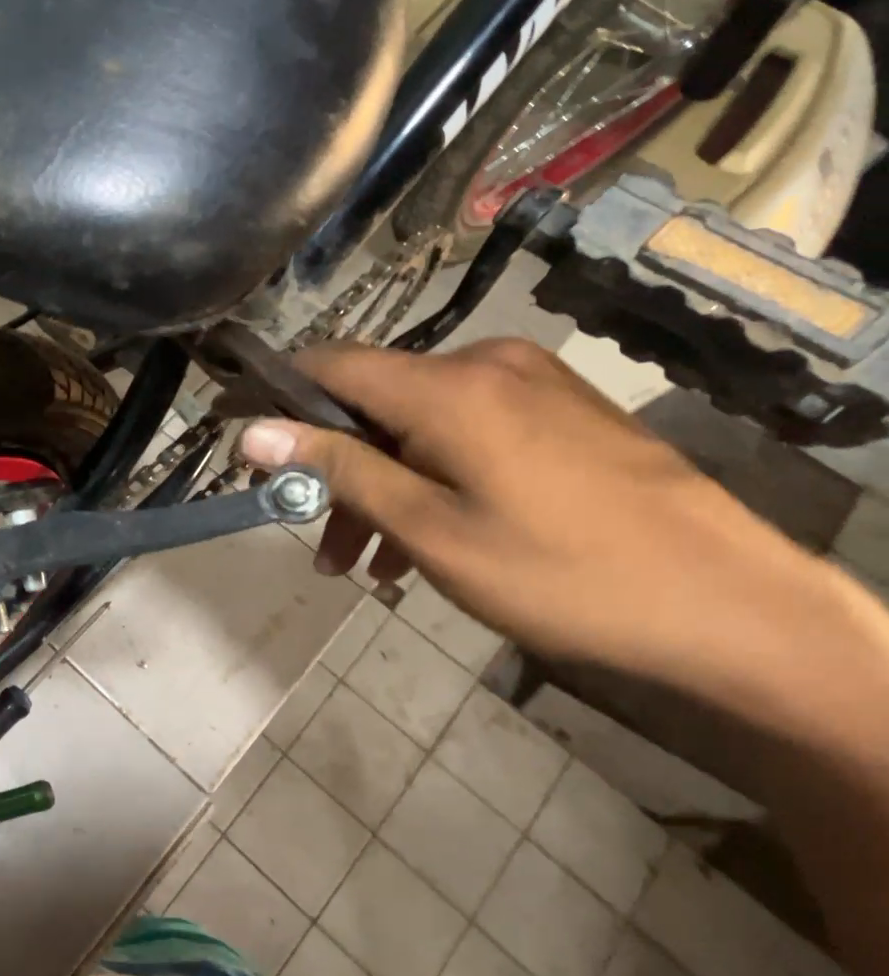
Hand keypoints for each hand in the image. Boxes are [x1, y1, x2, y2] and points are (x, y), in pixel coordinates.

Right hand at [236, 338, 856, 674]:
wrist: (736, 611)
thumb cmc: (562, 574)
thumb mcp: (430, 530)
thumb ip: (339, 470)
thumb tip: (252, 432)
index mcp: (451, 386)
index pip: (330, 365)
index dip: (274, 396)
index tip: (239, 440)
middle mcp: (489, 366)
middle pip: (375, 401)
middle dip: (334, 466)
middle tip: (315, 539)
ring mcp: (534, 387)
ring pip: (420, 425)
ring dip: (382, 484)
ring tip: (368, 563)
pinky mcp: (565, 414)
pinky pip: (468, 434)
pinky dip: (432, 479)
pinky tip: (426, 543)